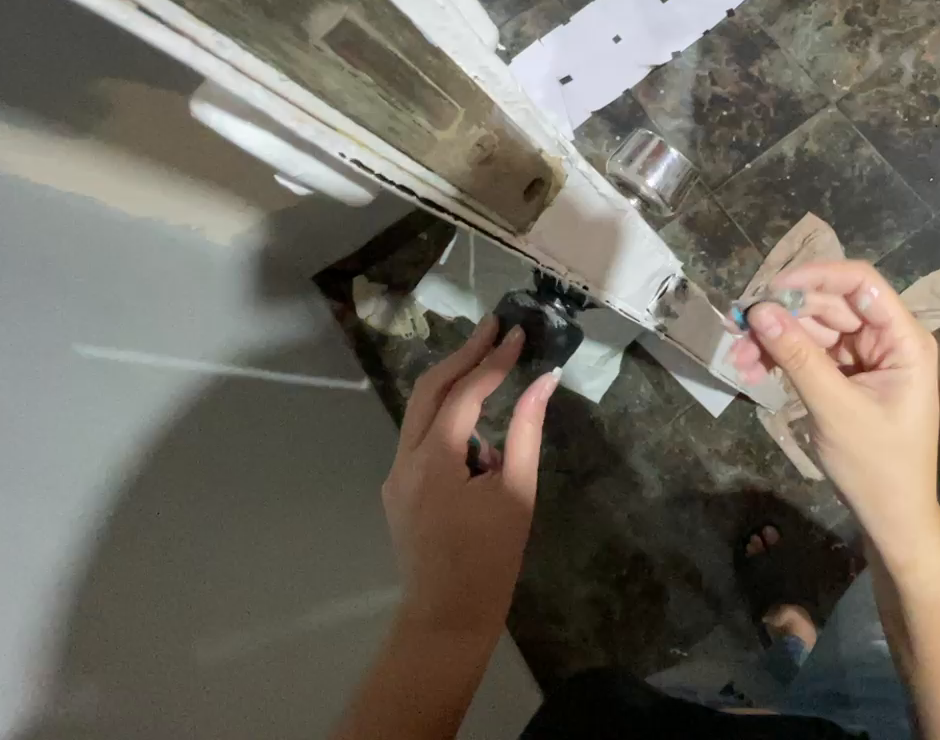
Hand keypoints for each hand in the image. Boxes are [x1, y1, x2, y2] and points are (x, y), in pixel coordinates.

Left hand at [381, 317, 557, 636]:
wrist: (447, 615)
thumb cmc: (492, 556)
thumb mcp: (518, 491)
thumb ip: (526, 429)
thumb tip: (544, 380)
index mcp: (435, 462)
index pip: (465, 394)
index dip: (493, 361)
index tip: (517, 333)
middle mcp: (404, 460)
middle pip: (429, 389)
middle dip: (463, 354)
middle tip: (494, 324)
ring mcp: (395, 473)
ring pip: (421, 409)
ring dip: (454, 380)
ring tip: (489, 356)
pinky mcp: (398, 485)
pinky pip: (422, 434)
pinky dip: (449, 412)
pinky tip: (478, 413)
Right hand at [728, 262, 939, 557]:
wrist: (891, 517)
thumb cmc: (877, 465)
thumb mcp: (834, 409)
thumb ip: (797, 357)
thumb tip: (759, 311)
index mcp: (903, 338)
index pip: (861, 283)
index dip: (816, 276)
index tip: (771, 289)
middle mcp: (887, 338)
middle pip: (830, 305)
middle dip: (784, 316)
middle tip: (739, 329)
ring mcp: (865, 356)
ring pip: (813, 328)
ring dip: (775, 340)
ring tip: (738, 359)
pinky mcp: (847, 374)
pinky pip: (810, 352)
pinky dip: (782, 359)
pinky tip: (752, 372)